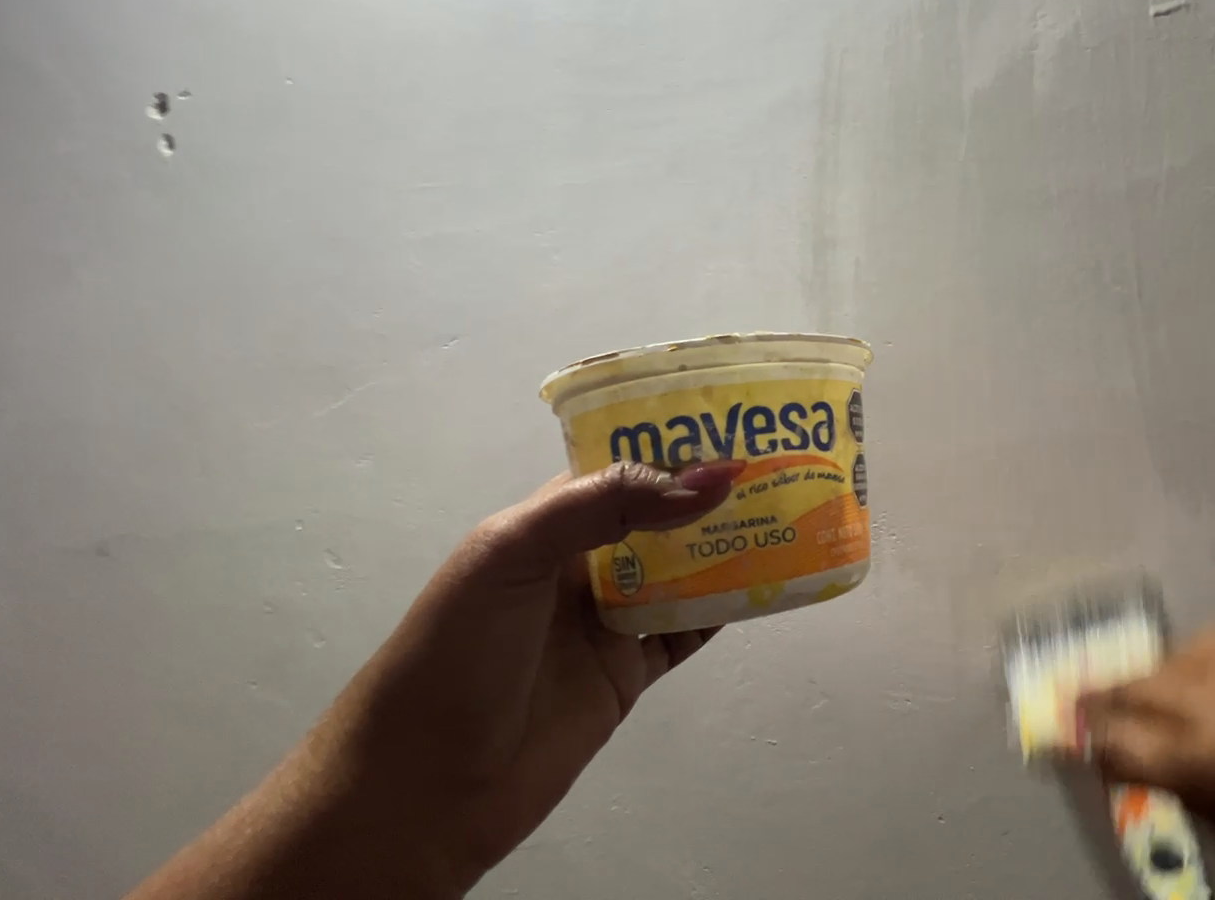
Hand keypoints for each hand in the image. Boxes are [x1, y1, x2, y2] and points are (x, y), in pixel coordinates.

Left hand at [126, 459, 742, 899]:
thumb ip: (607, 505)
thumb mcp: (514, 552)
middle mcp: (587, 559)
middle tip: (783, 463)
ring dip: (732, 543)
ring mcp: (614, 615)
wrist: (424, 791)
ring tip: (791, 512)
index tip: (739, 423)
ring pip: (687, 566)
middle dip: (715, 490)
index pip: (623, 464)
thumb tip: (713, 479)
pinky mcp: (634, 666)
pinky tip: (773, 583)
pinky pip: (694, 626)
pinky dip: (731, 605)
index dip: (676, 442)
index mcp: (551, 520)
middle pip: (664, 512)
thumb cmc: (457, 652)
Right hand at [1077, 620, 1214, 867]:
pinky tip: (1207, 686)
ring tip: (1143, 698)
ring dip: (1147, 685)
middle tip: (1067, 699)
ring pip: (1161, 663)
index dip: (1084, 741)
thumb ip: (1186, 798)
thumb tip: (1125, 761)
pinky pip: (1197, 647)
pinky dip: (1190, 669)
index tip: (1053, 731)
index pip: (1123, 747)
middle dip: (1096, 699)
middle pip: (1129, 690)